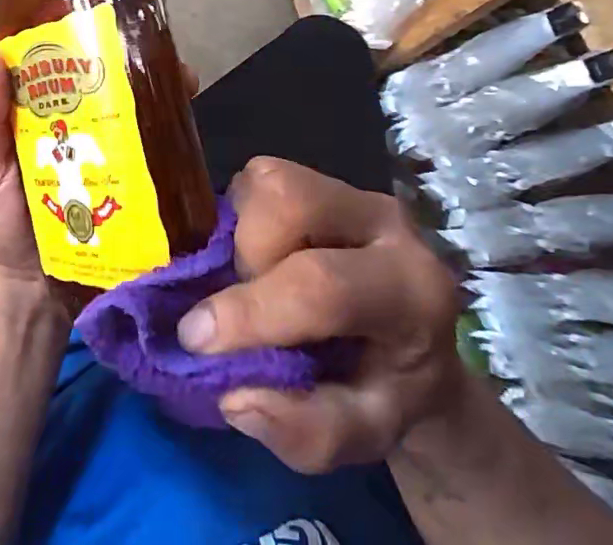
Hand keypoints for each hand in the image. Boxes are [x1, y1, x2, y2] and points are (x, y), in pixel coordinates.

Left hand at [0, 52, 200, 284]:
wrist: (38, 292)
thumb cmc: (3, 224)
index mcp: (43, 113)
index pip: (64, 63)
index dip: (81, 35)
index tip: (104, 14)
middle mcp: (82, 123)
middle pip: (111, 80)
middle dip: (136, 59)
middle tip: (156, 48)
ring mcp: (112, 150)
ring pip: (140, 108)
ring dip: (162, 89)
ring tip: (181, 79)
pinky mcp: (135, 179)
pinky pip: (155, 148)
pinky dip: (172, 131)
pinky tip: (185, 119)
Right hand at [177, 157, 463, 472]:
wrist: (416, 344)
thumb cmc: (388, 389)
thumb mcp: (364, 435)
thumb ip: (308, 432)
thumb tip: (235, 397)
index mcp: (411, 291)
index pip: (324, 286)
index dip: (251, 312)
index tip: (196, 340)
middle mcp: (387, 223)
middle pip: (292, 200)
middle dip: (246, 253)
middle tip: (244, 301)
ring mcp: (353, 191)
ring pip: (270, 179)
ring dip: (241, 232)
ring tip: (253, 278)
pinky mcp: (322, 178)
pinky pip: (260, 178)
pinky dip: (241, 215)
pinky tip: (257, 255)